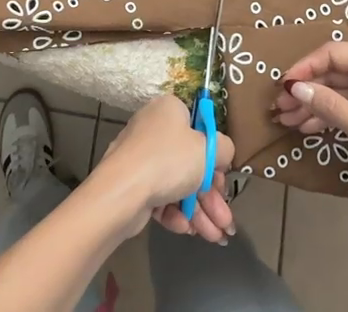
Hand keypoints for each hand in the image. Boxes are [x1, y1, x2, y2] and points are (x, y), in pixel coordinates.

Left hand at [90, 95, 235, 244]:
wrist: (122, 192)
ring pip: (178, 184)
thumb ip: (224, 149)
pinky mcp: (132, 183)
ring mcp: (140, 157)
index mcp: (169, 110)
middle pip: (190, 162)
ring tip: (215, 237)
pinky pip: (160, 196)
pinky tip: (187, 229)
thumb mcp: (209, 149)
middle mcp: (153, 129)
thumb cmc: (169, 161)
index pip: (199, 128)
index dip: (214, 155)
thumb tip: (220, 154)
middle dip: (211, 196)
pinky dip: (175, 213)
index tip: (223, 177)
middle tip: (226, 221)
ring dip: (199, 211)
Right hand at [274, 42, 347, 235]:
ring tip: (286, 120)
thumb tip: (294, 87)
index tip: (283, 85)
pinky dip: (326, 117)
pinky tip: (305, 127)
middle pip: (335, 72)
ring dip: (312, 105)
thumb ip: (328, 104)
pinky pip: (345, 109)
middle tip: (278, 106)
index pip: (336, 53)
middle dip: (307, 89)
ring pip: (337, 92)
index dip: (307, 67)